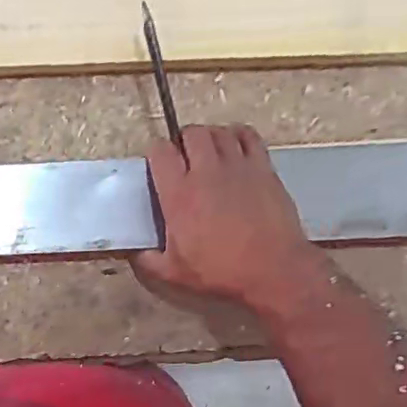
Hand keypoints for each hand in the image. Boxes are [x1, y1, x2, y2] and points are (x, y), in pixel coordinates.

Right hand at [134, 124, 333, 313]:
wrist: (272, 270)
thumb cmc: (222, 273)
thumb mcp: (175, 275)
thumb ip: (148, 261)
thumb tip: (134, 253)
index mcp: (179, 195)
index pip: (159, 152)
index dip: (157, 156)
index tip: (160, 169)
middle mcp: (206, 172)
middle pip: (191, 133)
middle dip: (184, 143)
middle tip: (187, 161)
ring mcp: (237, 165)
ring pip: (219, 132)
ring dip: (211, 139)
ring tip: (211, 155)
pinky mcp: (263, 167)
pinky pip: (248, 135)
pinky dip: (238, 136)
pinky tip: (236, 149)